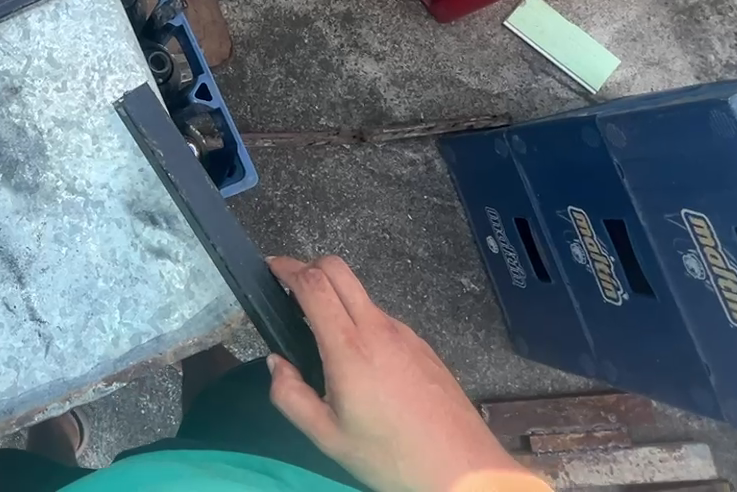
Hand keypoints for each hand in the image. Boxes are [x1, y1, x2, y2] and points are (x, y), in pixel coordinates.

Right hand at [267, 255, 537, 491]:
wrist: (467, 474)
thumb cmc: (392, 457)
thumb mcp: (329, 438)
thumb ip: (290, 396)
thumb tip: (276, 363)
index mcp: (348, 347)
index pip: (313, 282)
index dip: (286, 267)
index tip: (269, 268)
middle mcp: (376, 328)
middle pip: (336, 268)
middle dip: (307, 265)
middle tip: (290, 289)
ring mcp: (403, 333)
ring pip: (359, 293)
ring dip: (335, 296)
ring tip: (325, 336)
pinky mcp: (422, 345)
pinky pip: (381, 317)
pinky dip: (360, 320)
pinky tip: (364, 362)